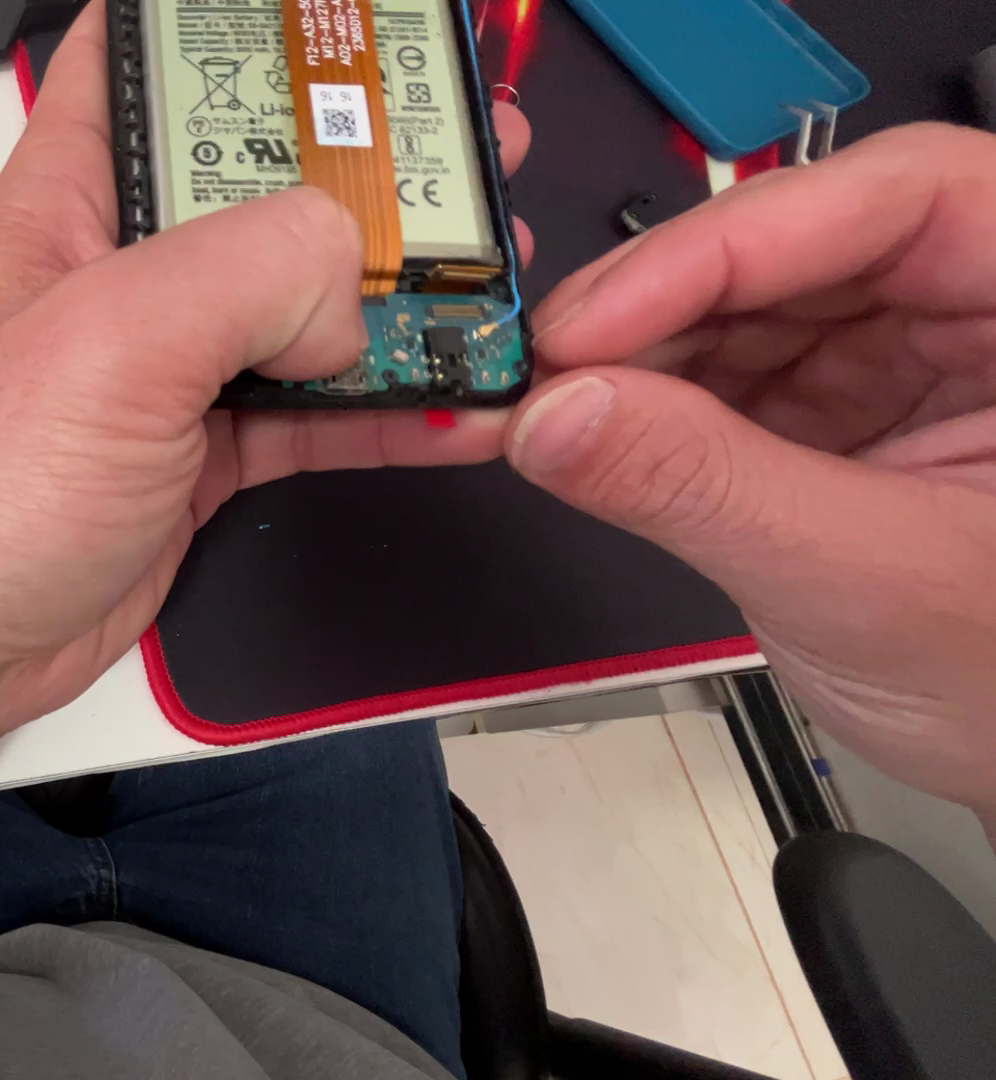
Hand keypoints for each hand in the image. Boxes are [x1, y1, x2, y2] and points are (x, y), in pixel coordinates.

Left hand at [0, 0, 531, 741]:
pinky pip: (311, 412)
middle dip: (362, 167)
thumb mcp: (107, 347)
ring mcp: (162, 374)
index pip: (140, 66)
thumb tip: (341, 284)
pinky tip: (456, 402)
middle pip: (254, 188)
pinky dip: (386, 409)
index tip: (335, 21)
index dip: (230, 29)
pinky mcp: (194, 454)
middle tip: (459, 148)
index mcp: (64, 214)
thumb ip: (244, 274)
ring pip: (300, 307)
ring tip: (490, 273)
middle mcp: (116, 286)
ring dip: (396, 296)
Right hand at [506, 123, 995, 821]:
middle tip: (533, 375)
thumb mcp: (858, 580)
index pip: (896, 203)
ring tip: (545, 412)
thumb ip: (696, 485)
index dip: (720, 249)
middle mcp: (981, 306)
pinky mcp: (827, 404)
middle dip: (645, 309)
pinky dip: (630, 401)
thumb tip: (544, 416)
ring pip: (731, 308)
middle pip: (790, 249)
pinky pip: (708, 373)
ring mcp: (901, 355)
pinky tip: (586, 434)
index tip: (579, 333)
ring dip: (622, 359)